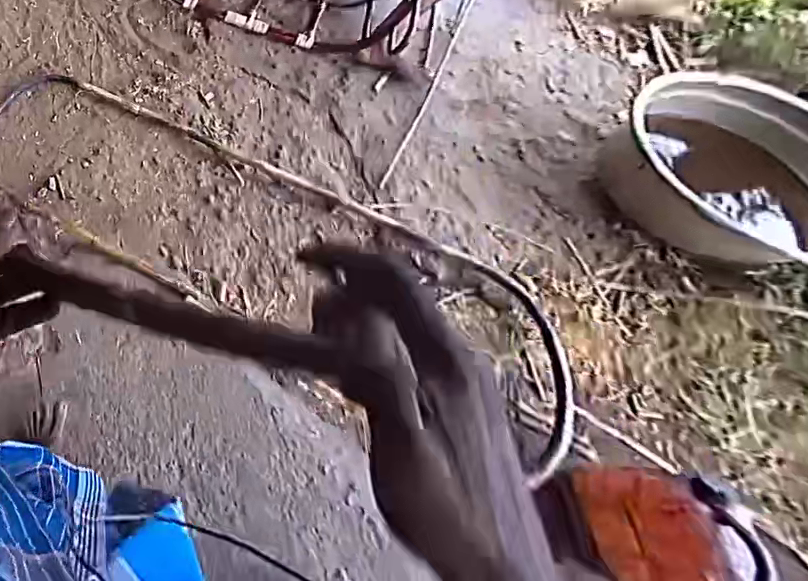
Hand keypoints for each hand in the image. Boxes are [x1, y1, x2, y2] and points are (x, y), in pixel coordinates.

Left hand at [0, 211, 59, 406]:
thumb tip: (12, 213)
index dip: (5, 231)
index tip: (36, 226)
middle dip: (24, 257)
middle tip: (56, 251)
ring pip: (8, 287)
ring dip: (33, 282)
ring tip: (62, 275)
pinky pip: (14, 314)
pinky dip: (33, 309)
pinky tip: (56, 304)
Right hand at [299, 244, 557, 580]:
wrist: (506, 573)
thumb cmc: (447, 515)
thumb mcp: (401, 440)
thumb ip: (375, 369)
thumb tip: (341, 308)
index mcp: (445, 360)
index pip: (393, 280)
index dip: (344, 257)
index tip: (302, 258)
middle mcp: (459, 360)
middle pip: (395, 296)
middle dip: (343, 292)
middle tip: (310, 321)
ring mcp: (463, 381)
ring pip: (398, 322)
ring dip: (353, 321)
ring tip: (324, 353)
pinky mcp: (460, 402)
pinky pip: (404, 348)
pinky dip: (368, 344)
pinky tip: (353, 378)